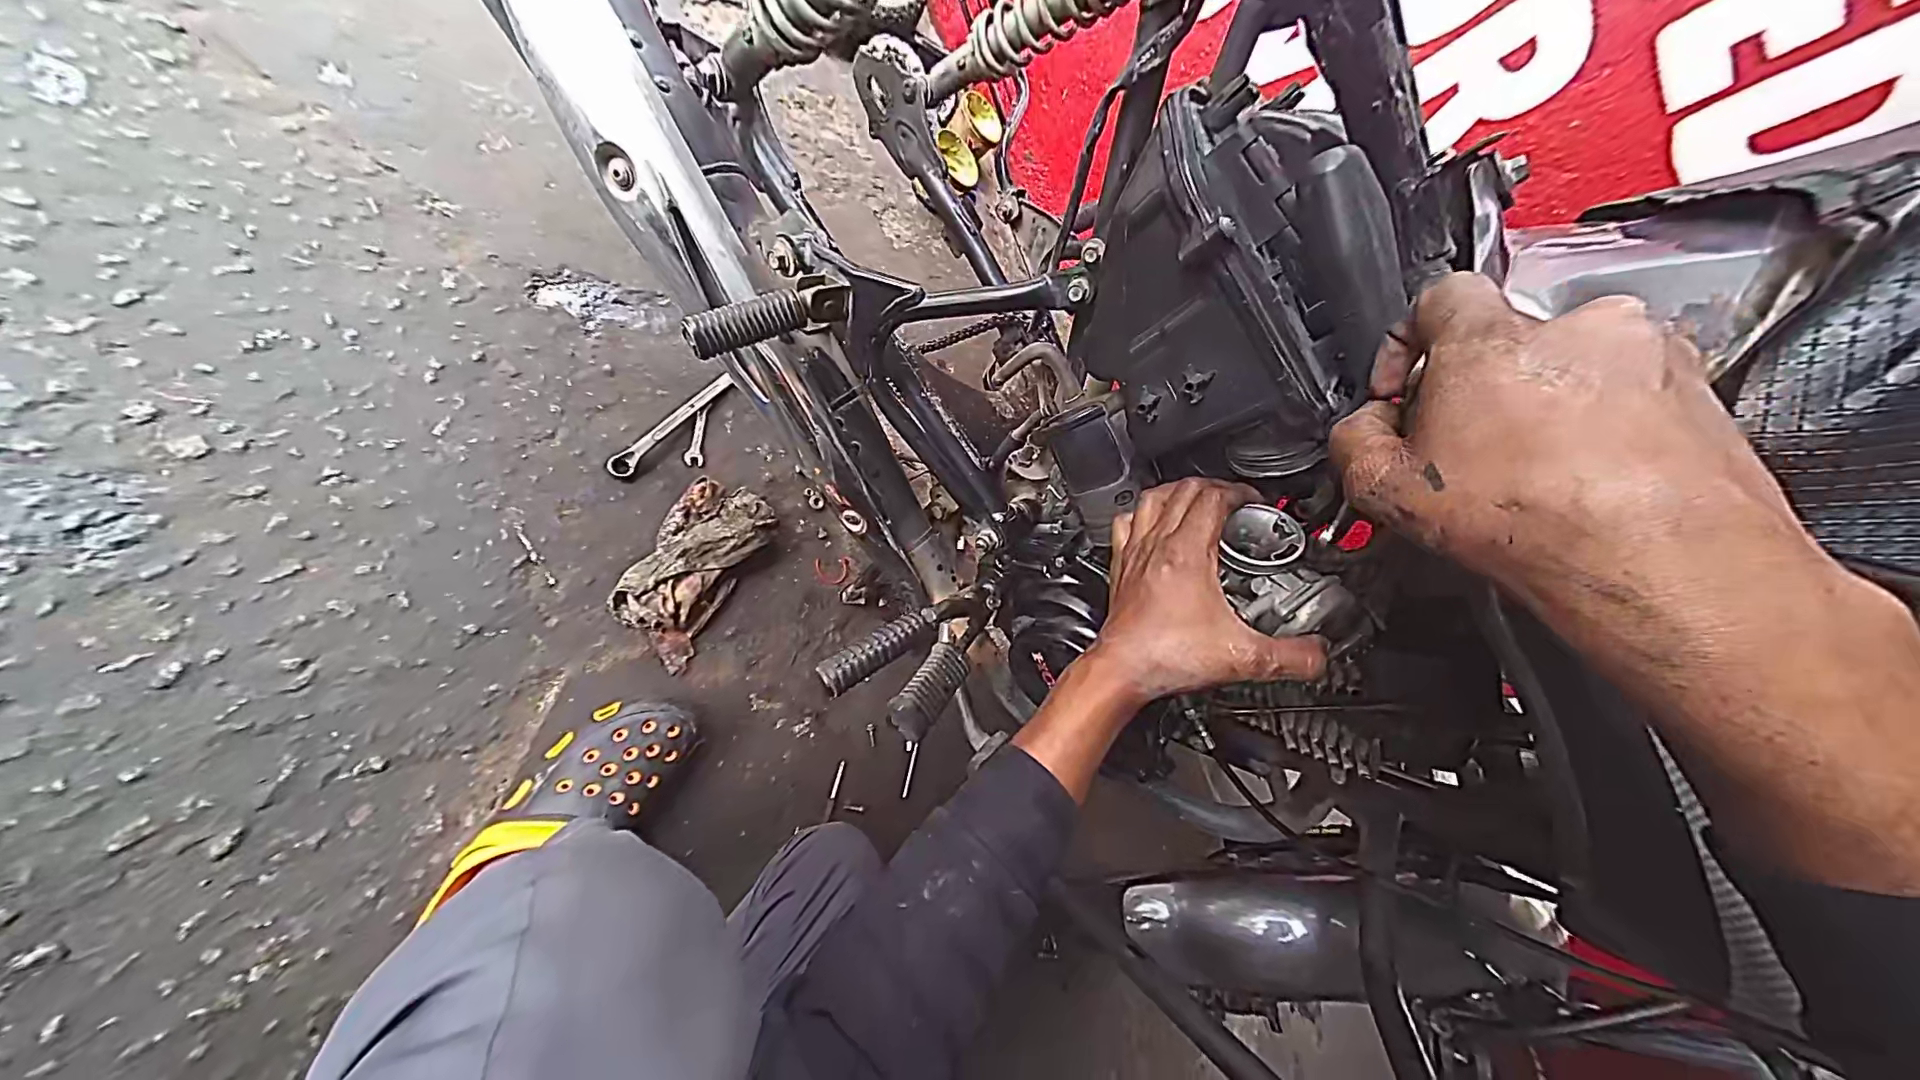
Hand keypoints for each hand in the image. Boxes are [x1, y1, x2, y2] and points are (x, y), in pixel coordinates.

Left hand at [1079, 477, 1327, 706]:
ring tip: (1197, 499)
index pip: (1214, 498)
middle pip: (1184, 490)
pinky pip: (1126, 523)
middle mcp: (1156, 546)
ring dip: (1178, 492)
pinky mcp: (1121, 568)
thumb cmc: (1163, 656)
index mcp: (1185, 553)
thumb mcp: (1242, 657)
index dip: (1241, 493)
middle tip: (1236, 502)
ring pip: (1151, 500)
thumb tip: (1318, 654)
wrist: (1121, 670)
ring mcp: (1135, 553)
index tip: (1256, 504)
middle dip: (1215, 487)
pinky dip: (1142, 514)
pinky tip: (1152, 522)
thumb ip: (1290, 657)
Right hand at [1329, 272, 1809, 609]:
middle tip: (1454, 447)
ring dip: (1530, 405)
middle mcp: (1575, 329)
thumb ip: (1352, 438)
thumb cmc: (1536, 519)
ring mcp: (1645, 353)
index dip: (1405, 342)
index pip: (1438, 297)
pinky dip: (1587, 423)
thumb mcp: (1385, 487)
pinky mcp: (1693, 387)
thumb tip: (1363, 426)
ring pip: (1559, 366)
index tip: (1401, 387)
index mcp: (1491, 341)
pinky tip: (1568, 477)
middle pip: (1499, 341)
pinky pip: (1617, 390)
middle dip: (1468, 388)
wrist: (1661, 560)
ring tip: (1516, 471)